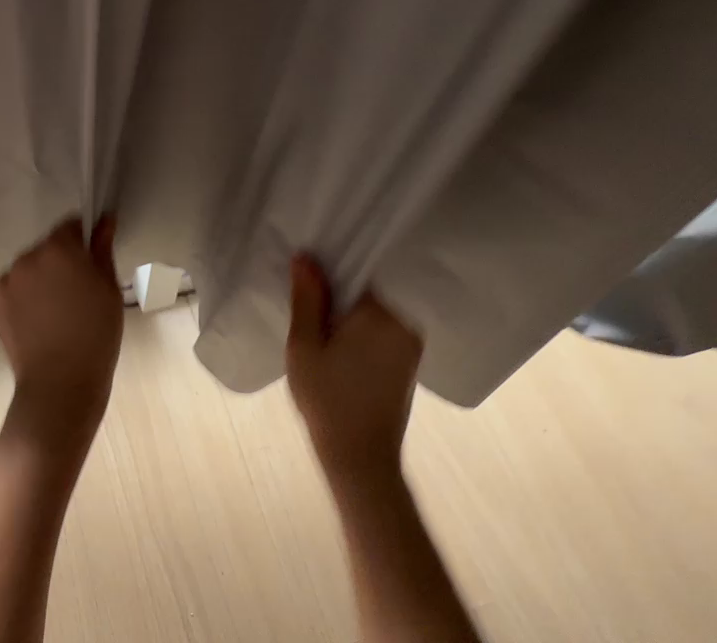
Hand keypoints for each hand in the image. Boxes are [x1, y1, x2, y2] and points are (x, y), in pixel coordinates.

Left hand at [0, 216, 123, 443]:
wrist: (60, 382)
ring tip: (60, 310)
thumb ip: (102, 250)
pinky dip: (29, 295)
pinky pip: (18, 287)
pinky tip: (43, 320)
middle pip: (49, 247)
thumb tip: (104, 221)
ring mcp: (9, 279)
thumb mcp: (109, 289)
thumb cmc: (96, 334)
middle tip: (81, 291)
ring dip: (44, 277)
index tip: (94, 261)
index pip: (72, 226)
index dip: (85, 240)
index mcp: (59, 248)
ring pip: (32, 267)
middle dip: (63, 260)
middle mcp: (28, 256)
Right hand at [285, 253, 422, 483]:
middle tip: (306, 305)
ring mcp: (411, 343)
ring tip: (319, 324)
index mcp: (381, 313)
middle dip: (337, 294)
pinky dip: (360, 331)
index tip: (306, 278)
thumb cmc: (327, 400)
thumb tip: (306, 257)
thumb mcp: (304, 346)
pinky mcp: (409, 362)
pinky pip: (381, 330)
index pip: (355, 271)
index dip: (328, 271)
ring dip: (348, 314)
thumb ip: (307, 298)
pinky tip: (338, 345)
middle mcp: (405, 322)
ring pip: (373, 312)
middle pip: (366, 291)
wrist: (361, 459)